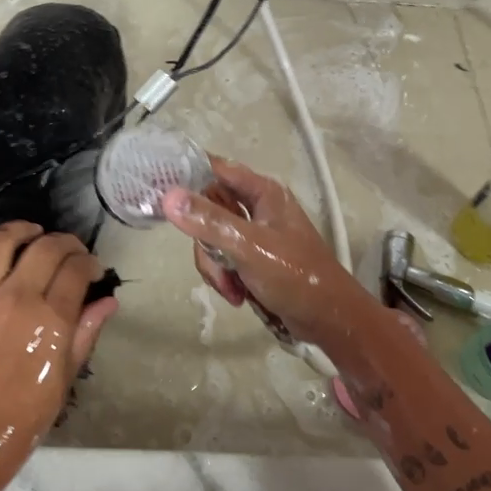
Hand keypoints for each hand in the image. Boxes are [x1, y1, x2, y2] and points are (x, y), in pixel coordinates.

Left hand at [0, 214, 118, 490]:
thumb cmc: (21, 420)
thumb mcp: (63, 379)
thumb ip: (85, 333)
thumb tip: (108, 301)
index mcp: (48, 318)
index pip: (76, 270)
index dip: (89, 262)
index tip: (93, 268)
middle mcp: (14, 298)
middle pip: (44, 249)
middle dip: (65, 243)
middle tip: (70, 251)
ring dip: (20, 229)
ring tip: (31, 232)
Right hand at [163, 158, 375, 349]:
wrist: (329, 321)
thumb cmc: (295, 275)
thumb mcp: (248, 247)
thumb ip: (209, 221)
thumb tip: (168, 196)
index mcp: (262, 192)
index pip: (215, 169)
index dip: (187, 176)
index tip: (160, 192)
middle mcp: (257, 207)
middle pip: (208, 209)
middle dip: (206, 242)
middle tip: (216, 265)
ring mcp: (255, 234)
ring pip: (212, 238)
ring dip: (215, 266)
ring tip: (232, 289)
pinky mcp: (253, 258)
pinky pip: (222, 259)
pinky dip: (224, 277)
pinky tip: (238, 295)